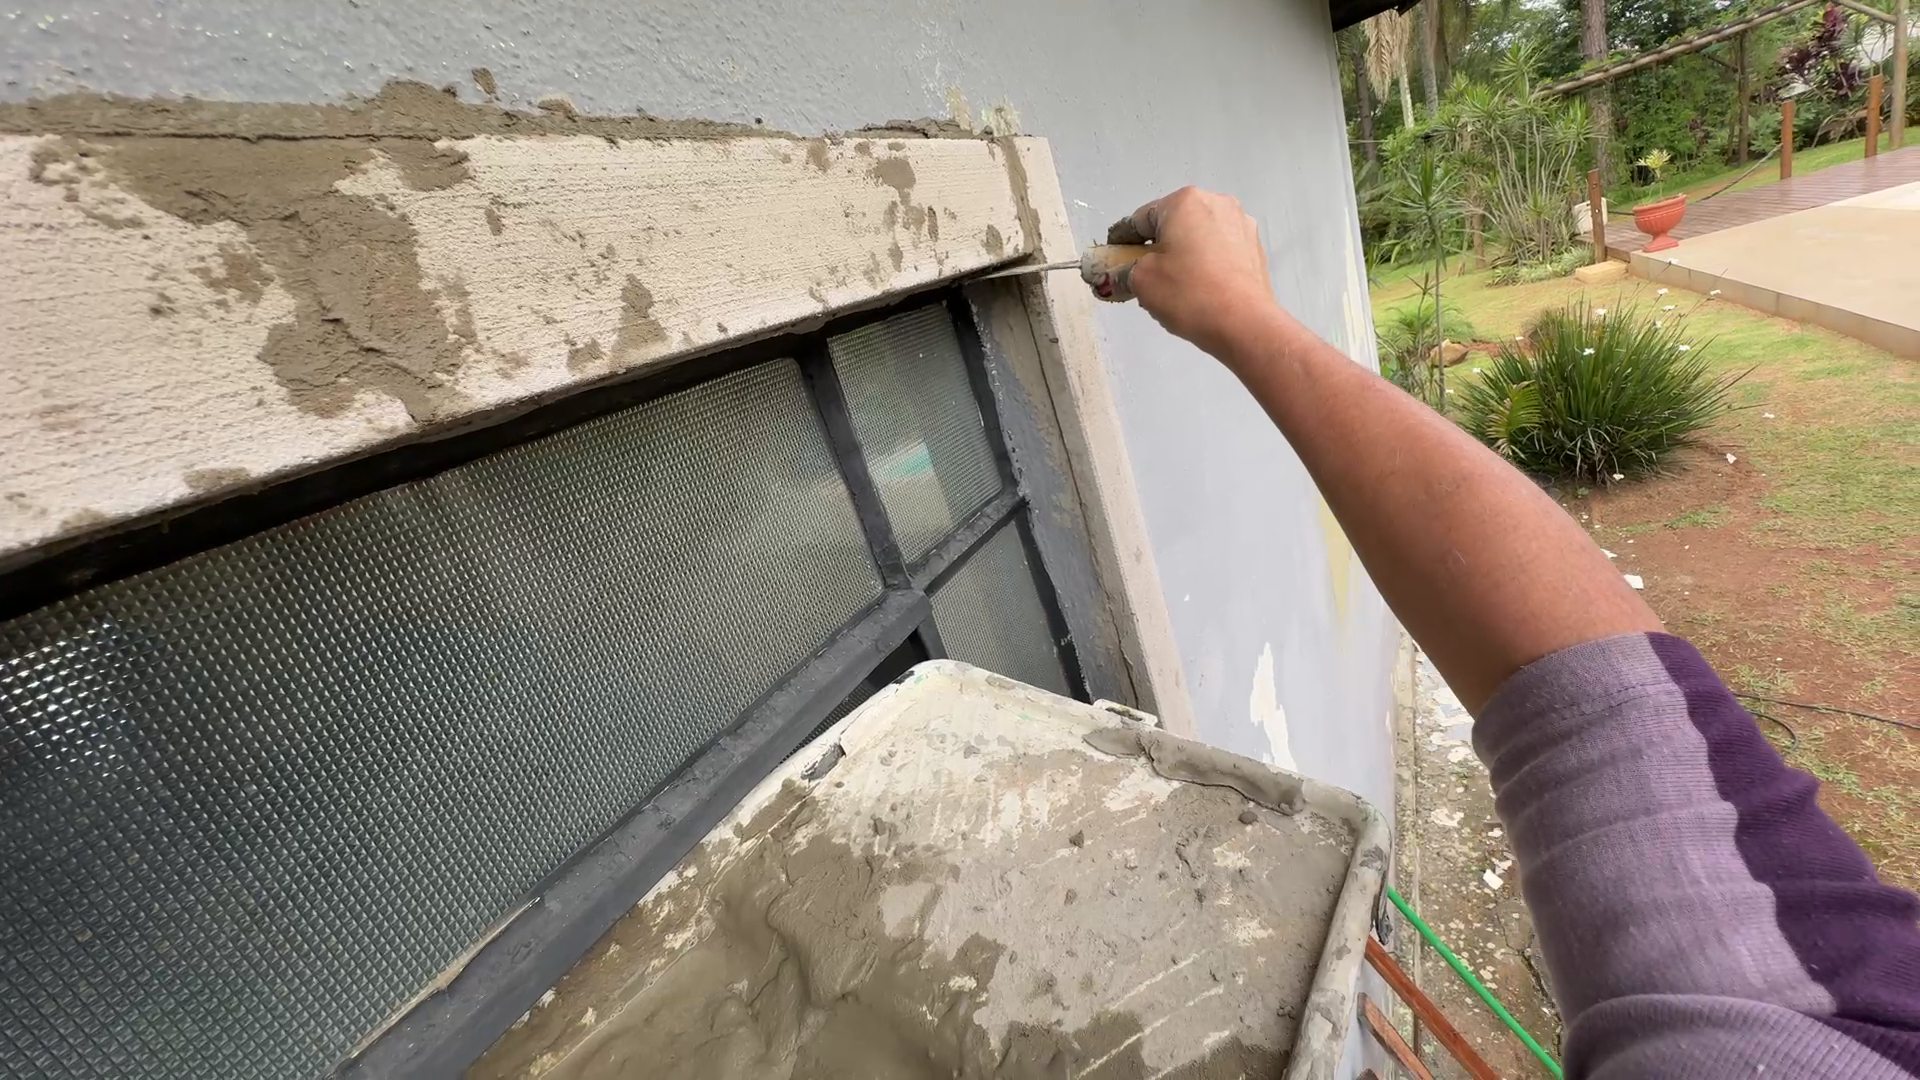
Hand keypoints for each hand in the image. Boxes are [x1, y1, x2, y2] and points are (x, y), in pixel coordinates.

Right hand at [1108, 187, 1283, 362]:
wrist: (1242, 323)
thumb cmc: (1189, 294)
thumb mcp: (1140, 282)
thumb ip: (1121, 272)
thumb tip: (1113, 275)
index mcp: (1184, 202)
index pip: (1140, 219)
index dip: (1122, 242)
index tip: (1114, 260)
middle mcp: (1216, 203)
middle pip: (1172, 226)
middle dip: (1155, 249)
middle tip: (1142, 279)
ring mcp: (1240, 224)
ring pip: (1197, 238)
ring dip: (1180, 256)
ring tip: (1172, 288)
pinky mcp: (1253, 247)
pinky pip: (1217, 252)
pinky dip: (1203, 265)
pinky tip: (1197, 290)